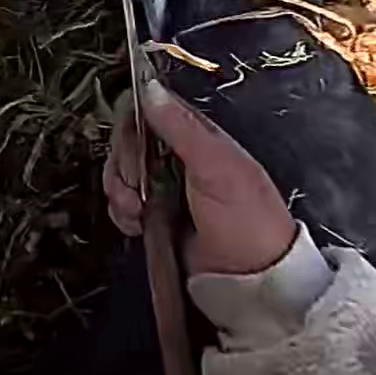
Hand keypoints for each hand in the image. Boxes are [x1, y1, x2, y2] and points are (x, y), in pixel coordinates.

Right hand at [102, 78, 297, 275]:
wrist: (256, 288)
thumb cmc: (244, 221)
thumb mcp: (217, 168)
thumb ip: (181, 127)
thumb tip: (149, 86)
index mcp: (195, 135)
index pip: (148, 108)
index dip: (131, 122)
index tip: (132, 147)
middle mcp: (175, 155)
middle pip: (128, 139)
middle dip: (122, 163)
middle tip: (134, 187)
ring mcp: (163, 185)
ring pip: (120, 169)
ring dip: (118, 188)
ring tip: (135, 211)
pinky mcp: (154, 214)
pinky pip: (121, 200)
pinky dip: (120, 210)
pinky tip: (134, 224)